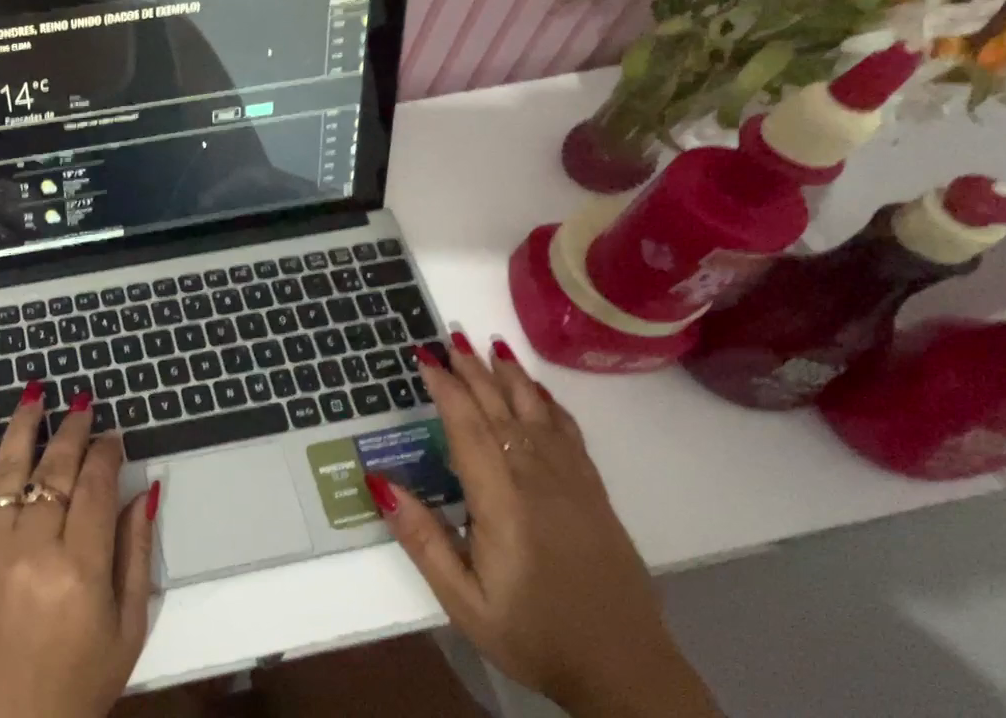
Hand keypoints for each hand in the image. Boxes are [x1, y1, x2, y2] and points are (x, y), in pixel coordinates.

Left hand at [0, 384, 157, 717]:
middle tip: (84, 401)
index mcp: (81, 567)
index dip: (108, 453)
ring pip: (9, 470)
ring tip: (36, 393)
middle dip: (73, 430)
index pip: (97, 487)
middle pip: (56, 470)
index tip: (115, 433)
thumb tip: (145, 491)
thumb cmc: (77, 683)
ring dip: (24, 426)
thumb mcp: (128, 628)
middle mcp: (33, 548)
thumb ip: (135, 554)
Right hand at [365, 334, 719, 717]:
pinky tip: (538, 392)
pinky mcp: (594, 496)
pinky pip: (570, 435)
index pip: (468, 429)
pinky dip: (550, 405)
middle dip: (474, 370)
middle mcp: (540, 481)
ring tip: (492, 345)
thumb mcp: (464, 600)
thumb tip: (380, 482)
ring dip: (511, 377)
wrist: (625, 671)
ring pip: (537, 415)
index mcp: (504, 503)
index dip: (445, 388)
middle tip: (450, 335)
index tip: (423, 355)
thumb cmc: (534, 636)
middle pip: (502, 412)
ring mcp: (573, 485)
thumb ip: (423, 539)